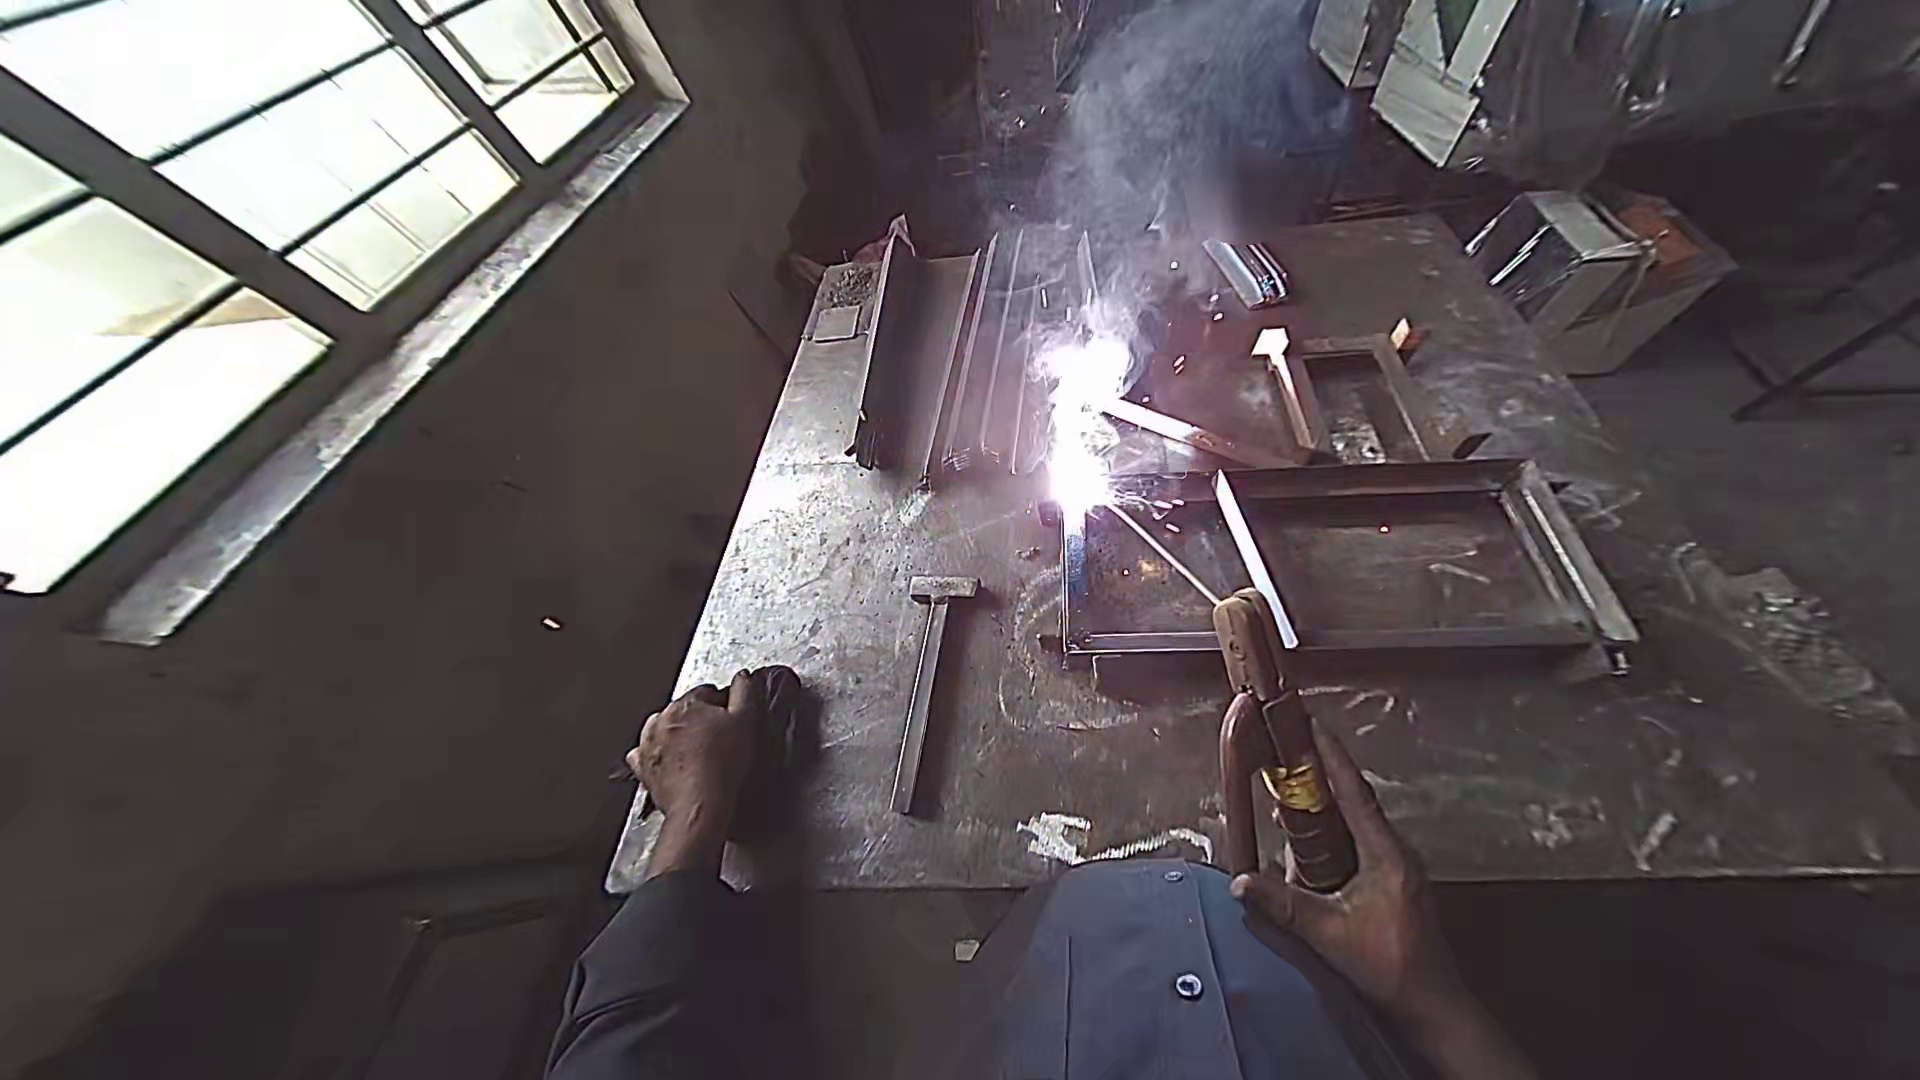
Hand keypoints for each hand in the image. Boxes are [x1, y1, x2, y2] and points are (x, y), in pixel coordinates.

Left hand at [627, 670, 758, 876]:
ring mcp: (648, 745)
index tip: (731, 720)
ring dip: (680, 735)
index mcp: (685, 704)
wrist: (700, 805)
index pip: (706, 692)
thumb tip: (741, 677)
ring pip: (666, 728)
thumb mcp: (746, 720)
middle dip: (700, 719)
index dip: (723, 705)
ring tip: (701, 752)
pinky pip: (648, 752)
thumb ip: (745, 691)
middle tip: (720, 739)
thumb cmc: (723, 765)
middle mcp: (661, 720)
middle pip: (685, 709)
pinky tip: (677, 762)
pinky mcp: (643, 768)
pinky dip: (661, 754)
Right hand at [1230, 722, 1537, 1079]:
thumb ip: (1285, 905)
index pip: (1355, 793)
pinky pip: (1353, 833)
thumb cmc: (1392, 970)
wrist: (1436, 1010)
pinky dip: (1326, 821)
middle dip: (1320, 768)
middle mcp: (1393, 850)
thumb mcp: (1332, 936)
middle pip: (1352, 796)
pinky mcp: (1388, 875)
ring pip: (1353, 815)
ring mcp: (1394, 863)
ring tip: (1286, 783)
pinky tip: (1302, 830)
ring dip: (1320, 797)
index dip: (1332, 756)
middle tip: (1287, 744)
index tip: (1312, 723)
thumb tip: (1239, 880)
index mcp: (1387, 855)